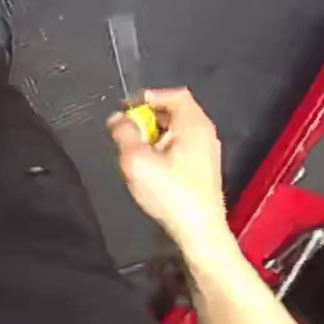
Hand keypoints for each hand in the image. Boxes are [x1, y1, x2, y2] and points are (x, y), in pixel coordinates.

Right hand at [108, 88, 237, 269]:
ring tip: (135, 151)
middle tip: (126, 132)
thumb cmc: (169, 193)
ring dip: (153, 134)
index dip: (148, 96)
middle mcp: (205, 133)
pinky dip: (162, 147)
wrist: (198, 229)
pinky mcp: (203, 166)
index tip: (126, 109)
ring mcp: (206, 150)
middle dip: (147, 117)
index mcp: (194, 125)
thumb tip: (116, 118)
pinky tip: (150, 166)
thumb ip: (124, 134)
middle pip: (174, 111)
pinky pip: (180, 144)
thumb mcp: (137, 160)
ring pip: (176, 129)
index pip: (174, 95)